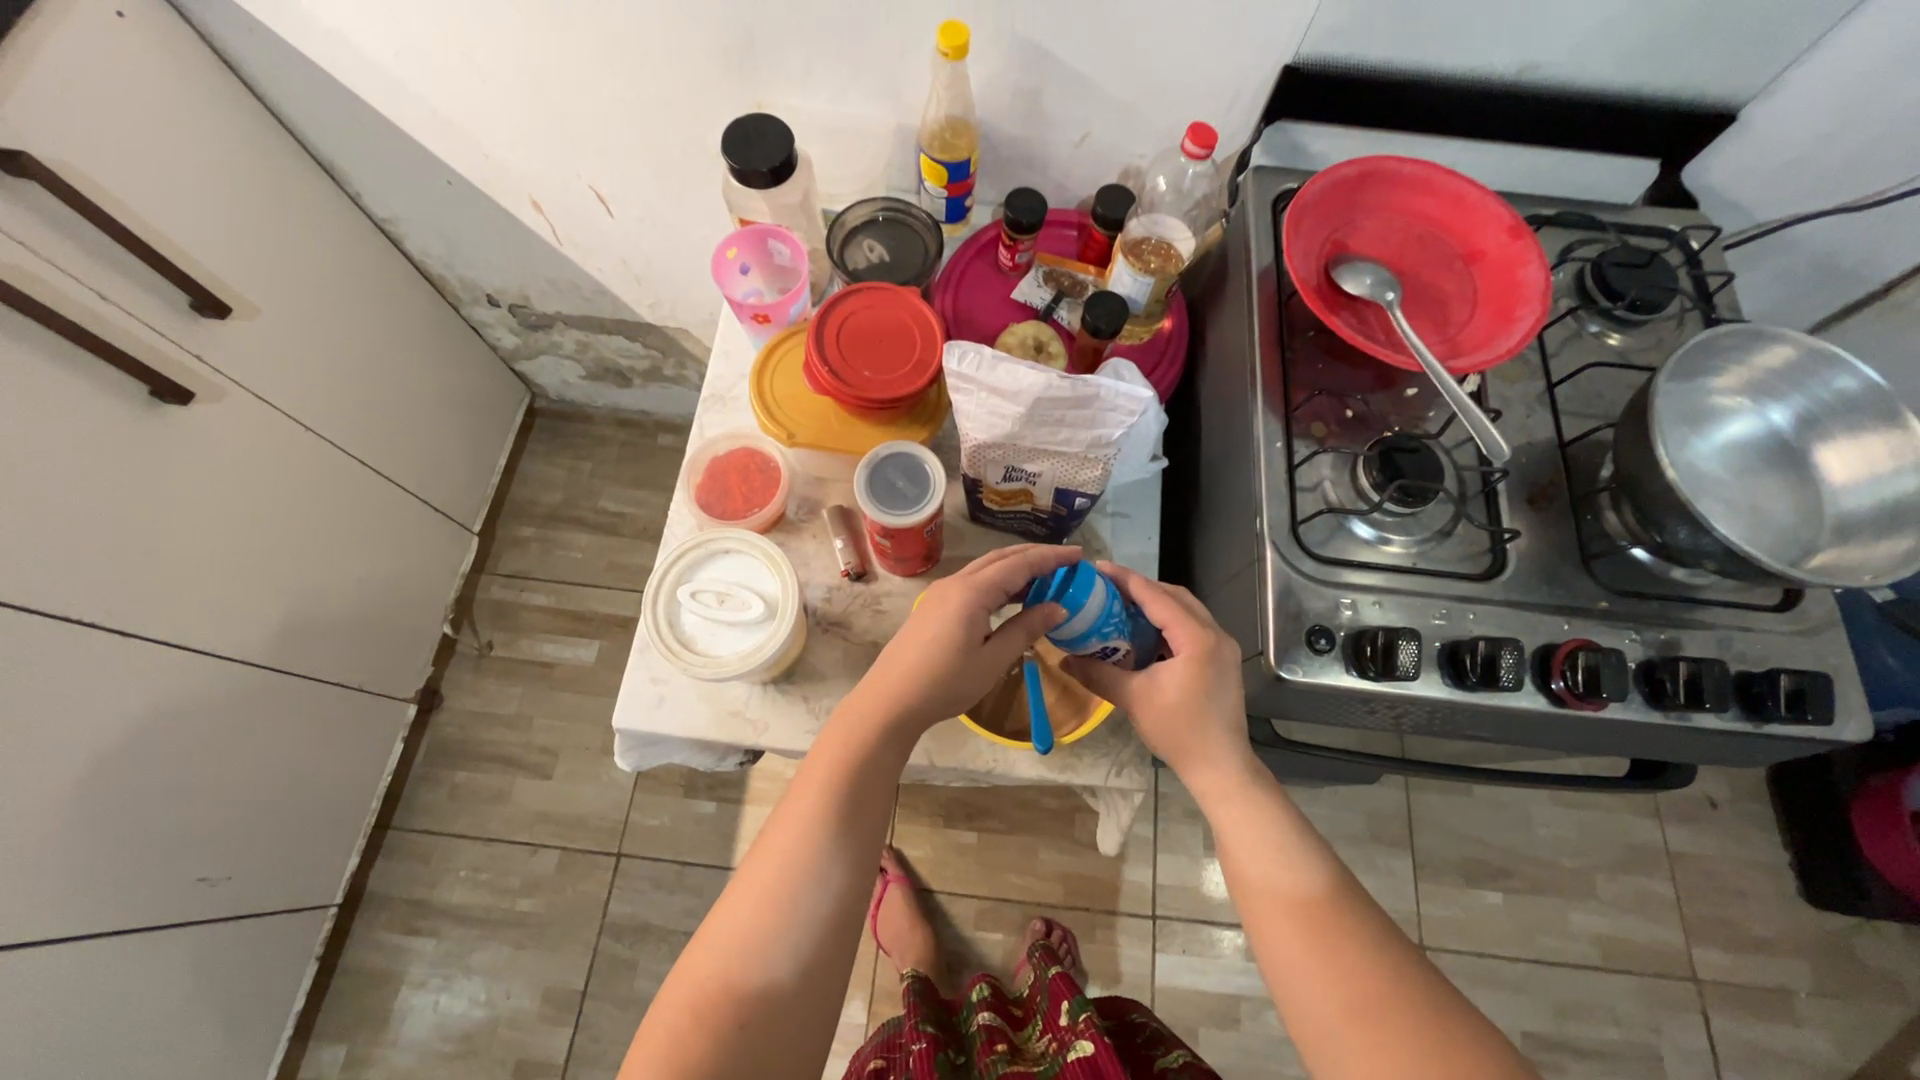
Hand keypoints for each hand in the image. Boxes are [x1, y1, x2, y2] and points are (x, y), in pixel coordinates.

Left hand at [848, 544, 1080, 732]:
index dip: (1051, 557)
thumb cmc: (945, 683)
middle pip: (1001, 558)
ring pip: (985, 568)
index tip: (1079, 554)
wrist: (891, 699)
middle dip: (1035, 556)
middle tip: (1067, 562)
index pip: (1019, 564)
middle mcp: (956, 583)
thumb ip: (1025, 629)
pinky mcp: (934, 605)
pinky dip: (998, 582)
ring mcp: (941, 592)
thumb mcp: (992, 660)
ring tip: (1046, 578)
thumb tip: (1058, 607)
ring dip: (1016, 568)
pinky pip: (973, 581)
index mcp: (972, 592)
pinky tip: (1012, 598)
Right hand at [1061, 562, 1254, 780]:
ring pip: (1187, 612)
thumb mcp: (1133, 699)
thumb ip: (1098, 673)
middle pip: (1175, 597)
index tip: (1098, 568)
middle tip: (1108, 588)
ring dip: (1156, 606)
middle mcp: (1215, 634)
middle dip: (1142, 588)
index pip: (1156, 597)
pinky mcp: (1222, 662)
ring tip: (1123, 606)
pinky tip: (1144, 634)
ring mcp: (1222, 648)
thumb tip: (1063, 660)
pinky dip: (1168, 625)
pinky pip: (1192, 629)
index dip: (1125, 580)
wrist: (1220, 767)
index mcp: (1196, 637)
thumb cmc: (1179, 731)